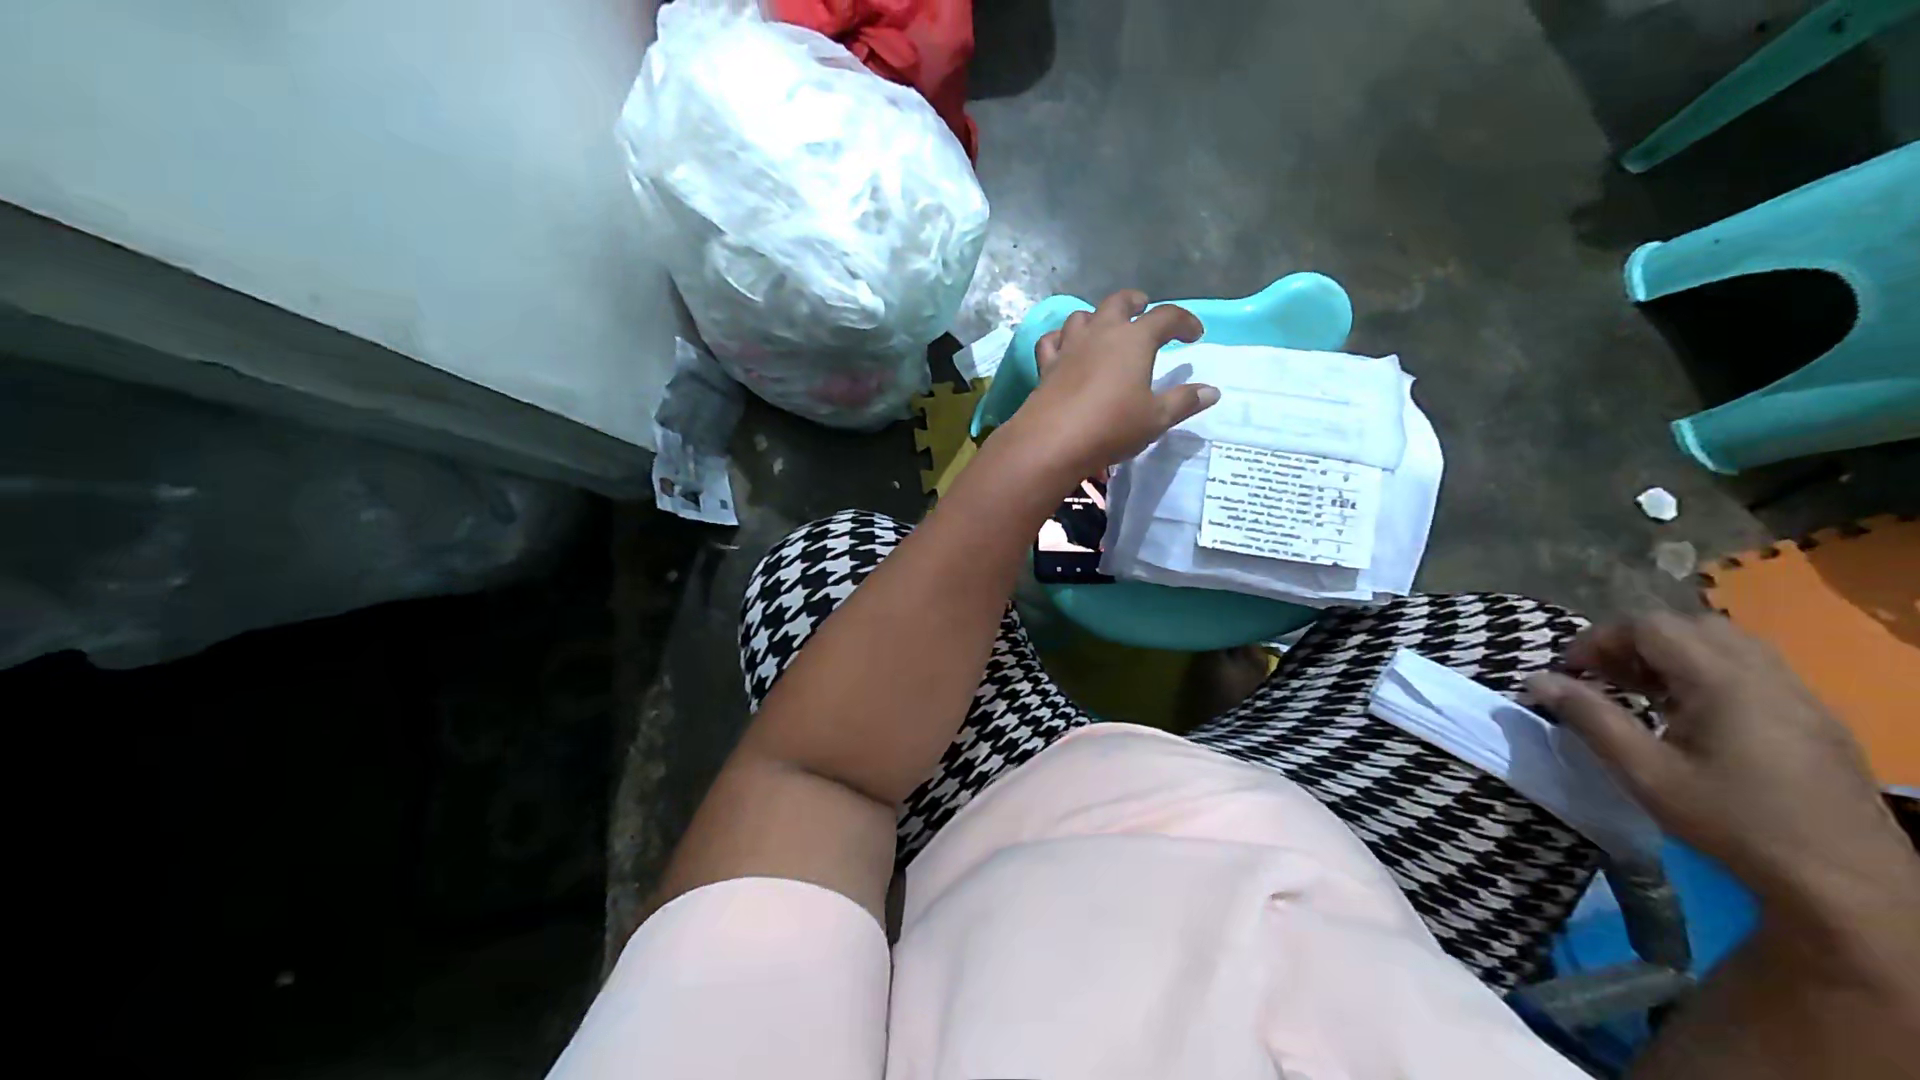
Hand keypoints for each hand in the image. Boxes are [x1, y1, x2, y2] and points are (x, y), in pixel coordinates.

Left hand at [996, 290, 1215, 484]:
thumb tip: (1211, 391)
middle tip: (1144, 307)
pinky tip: (1064, 346)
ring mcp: (1070, 346)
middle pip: (1118, 302)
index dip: (1184, 321)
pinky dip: (1060, 338)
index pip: (1166, 316)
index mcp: (1134, 339)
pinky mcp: (1047, 365)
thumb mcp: (1156, 418)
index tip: (1194, 335)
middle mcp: (1101, 333)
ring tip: (1105, 327)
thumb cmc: (1112, 427)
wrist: (1054, 441)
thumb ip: (1184, 402)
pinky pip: (1052, 341)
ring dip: (1096, 316)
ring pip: (1082, 316)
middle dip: (1135, 302)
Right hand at [1528, 615, 1917, 925]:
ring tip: (1641, 691)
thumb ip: (1589, 717)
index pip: (1650, 626)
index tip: (1570, 672)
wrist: (1849, 884)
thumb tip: (1537, 679)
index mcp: (1724, 682)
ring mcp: (1800, 696)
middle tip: (1602, 676)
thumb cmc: (1733, 823)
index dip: (1599, 639)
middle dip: (1634, 642)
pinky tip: (1689, 713)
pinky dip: (1706, 672)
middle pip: (1688, 626)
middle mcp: (1767, 676)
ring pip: (1724, 644)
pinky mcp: (1815, 718)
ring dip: (1671, 654)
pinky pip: (1752, 669)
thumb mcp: (1645, 772)